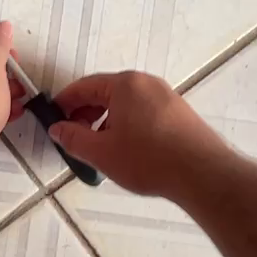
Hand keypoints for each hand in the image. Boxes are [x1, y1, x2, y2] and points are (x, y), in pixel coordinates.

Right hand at [45, 71, 230, 196]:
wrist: (202, 173)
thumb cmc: (147, 159)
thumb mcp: (101, 152)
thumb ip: (73, 137)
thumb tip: (57, 128)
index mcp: (124, 84)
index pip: (85, 86)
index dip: (65, 102)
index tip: (54, 120)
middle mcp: (146, 83)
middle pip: (106, 93)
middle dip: (86, 113)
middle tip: (75, 136)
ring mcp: (166, 96)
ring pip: (126, 104)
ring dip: (107, 121)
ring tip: (100, 148)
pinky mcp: (180, 113)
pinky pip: (144, 112)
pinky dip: (128, 125)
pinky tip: (128, 150)